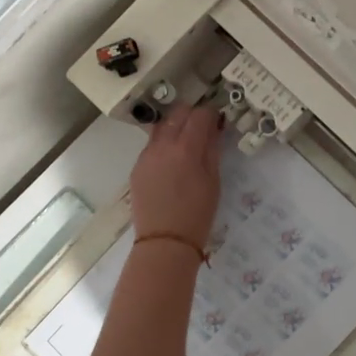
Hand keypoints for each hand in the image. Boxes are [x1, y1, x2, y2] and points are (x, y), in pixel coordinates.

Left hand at [129, 104, 222, 248]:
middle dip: (192, 114)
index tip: (218, 120)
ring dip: (176, 126)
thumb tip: (215, 129)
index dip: (211, 114)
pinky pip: (152, 145)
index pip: (200, 115)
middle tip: (203, 126)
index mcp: (186, 148)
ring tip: (187, 141)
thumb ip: (212, 150)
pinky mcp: (137, 167)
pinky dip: (164, 144)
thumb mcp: (213, 181)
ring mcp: (146, 155)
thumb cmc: (197, 214)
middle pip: (177, 113)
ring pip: (162, 126)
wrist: (165, 241)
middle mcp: (163, 145)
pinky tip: (172, 161)